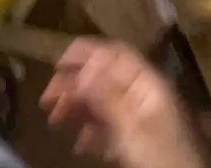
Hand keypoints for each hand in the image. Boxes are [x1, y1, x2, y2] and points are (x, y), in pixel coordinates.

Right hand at [42, 39, 203, 167]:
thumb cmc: (162, 158)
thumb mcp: (132, 127)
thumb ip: (107, 96)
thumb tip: (81, 69)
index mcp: (148, 85)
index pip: (116, 54)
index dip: (88, 52)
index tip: (59, 61)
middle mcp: (144, 96)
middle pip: (104, 79)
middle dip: (74, 86)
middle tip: (48, 97)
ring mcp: (141, 120)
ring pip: (103, 104)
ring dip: (77, 109)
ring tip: (55, 120)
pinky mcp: (138, 142)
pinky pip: (110, 127)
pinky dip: (91, 131)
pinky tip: (78, 143)